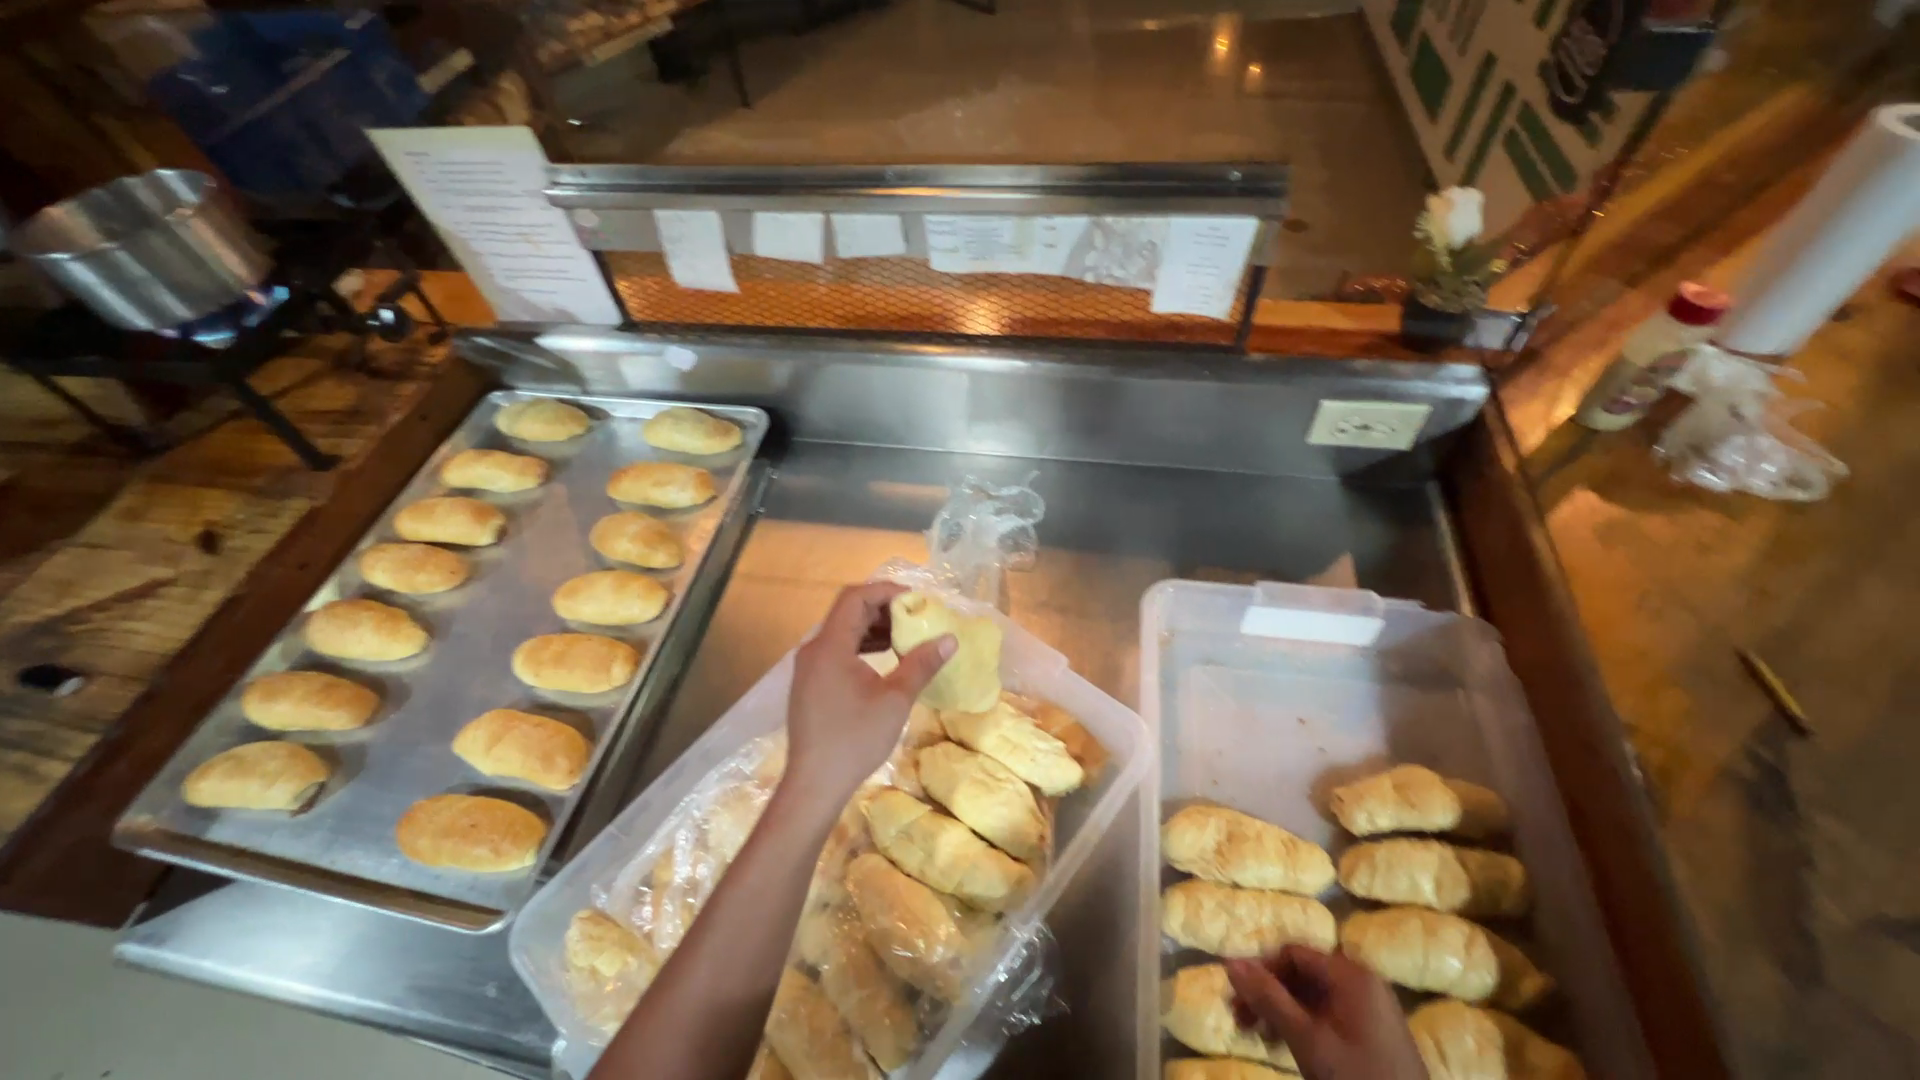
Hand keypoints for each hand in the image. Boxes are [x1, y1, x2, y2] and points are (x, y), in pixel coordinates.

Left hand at [785, 582, 954, 800]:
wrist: (814, 783)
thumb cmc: (855, 739)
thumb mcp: (895, 700)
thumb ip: (921, 664)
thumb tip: (949, 640)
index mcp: (830, 646)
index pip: (855, 598)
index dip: (886, 592)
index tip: (917, 601)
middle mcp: (814, 649)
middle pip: (847, 612)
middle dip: (883, 609)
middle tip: (916, 618)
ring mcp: (808, 668)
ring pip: (841, 632)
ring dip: (872, 628)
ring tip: (905, 638)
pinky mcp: (810, 684)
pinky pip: (836, 651)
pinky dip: (860, 647)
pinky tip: (884, 661)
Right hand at [1226, 946, 1427, 1079]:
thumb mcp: (1307, 1040)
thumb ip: (1269, 998)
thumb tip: (1229, 960)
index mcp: (1351, 975)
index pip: (1293, 953)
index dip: (1262, 971)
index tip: (1237, 999)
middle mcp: (1362, 983)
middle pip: (1302, 973)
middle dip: (1268, 994)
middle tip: (1240, 1020)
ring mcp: (1369, 1010)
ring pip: (1312, 996)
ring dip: (1280, 1011)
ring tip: (1256, 1036)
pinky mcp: (1370, 1035)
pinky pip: (1326, 1015)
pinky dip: (1301, 1026)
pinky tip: (1282, 1045)